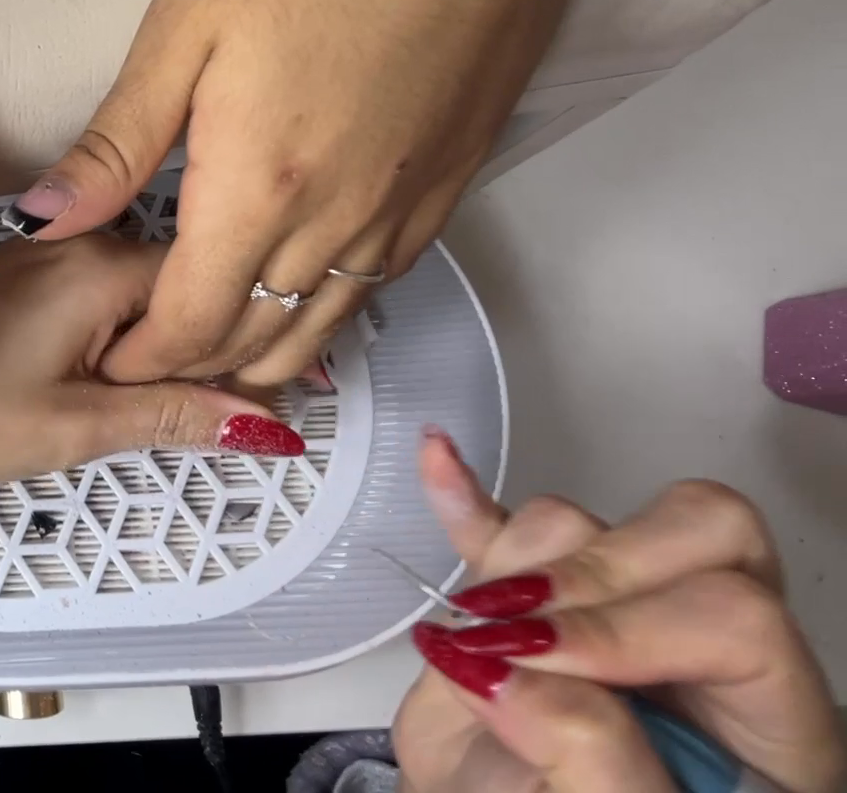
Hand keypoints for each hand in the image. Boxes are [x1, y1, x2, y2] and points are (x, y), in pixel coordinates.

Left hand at [0, 235, 304, 487]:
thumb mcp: (73, 427)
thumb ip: (173, 413)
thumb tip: (272, 422)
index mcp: (99, 265)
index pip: (211, 289)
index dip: (241, 353)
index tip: (259, 414)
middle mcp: (79, 240)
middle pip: (180, 288)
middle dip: (204, 354)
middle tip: (207, 425)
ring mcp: (46, 252)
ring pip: (142, 295)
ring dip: (162, 351)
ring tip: (161, 413)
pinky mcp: (23, 273)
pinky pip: (100, 297)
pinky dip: (121, 339)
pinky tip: (112, 381)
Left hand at [4, 0, 644, 389]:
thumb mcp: (181, 35)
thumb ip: (113, 148)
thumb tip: (41, 218)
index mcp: (260, 190)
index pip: (189, 321)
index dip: (144, 359)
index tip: (110, 370)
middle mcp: (341, 216)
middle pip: (258, 339)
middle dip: (197, 369)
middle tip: (152, 371)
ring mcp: (408, 200)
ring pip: (327, 324)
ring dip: (264, 352)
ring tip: (215, 358)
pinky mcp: (453, 174)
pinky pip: (380, 279)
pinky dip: (327, 310)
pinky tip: (298, 300)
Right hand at [392, 430, 844, 792]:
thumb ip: (587, 752)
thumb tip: (499, 665)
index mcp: (773, 721)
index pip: (733, 617)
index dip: (622, 626)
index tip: (529, 657)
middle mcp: (698, 646)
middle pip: (695, 536)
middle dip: (581, 573)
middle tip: (505, 625)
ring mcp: (602, 609)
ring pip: (577, 523)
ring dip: (511, 559)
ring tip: (467, 623)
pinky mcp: (517, 592)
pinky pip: (495, 524)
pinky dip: (461, 495)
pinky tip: (435, 455)